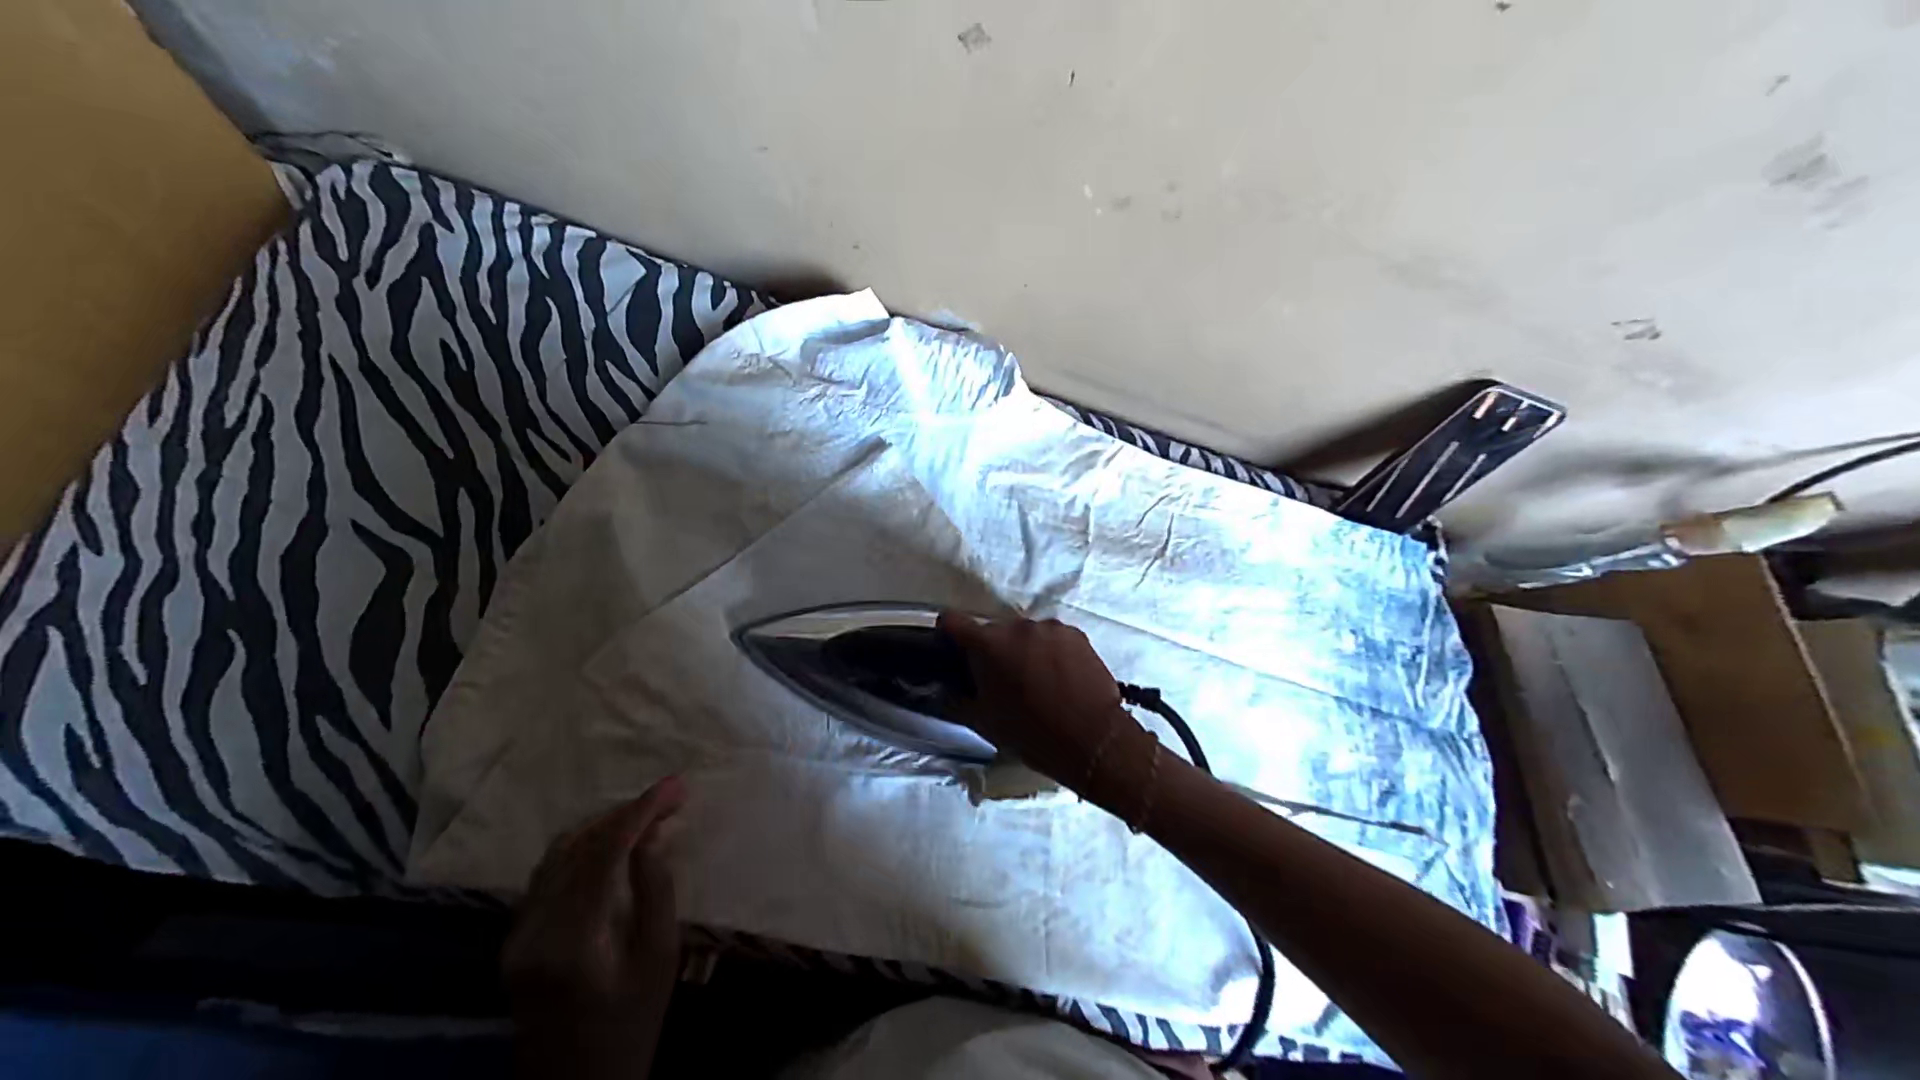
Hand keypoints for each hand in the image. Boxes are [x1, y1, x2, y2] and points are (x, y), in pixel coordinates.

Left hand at [503, 776, 685, 1079]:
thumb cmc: (632, 1024)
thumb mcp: (661, 958)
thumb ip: (656, 891)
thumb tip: (650, 837)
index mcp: (572, 940)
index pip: (604, 853)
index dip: (641, 811)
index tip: (676, 786)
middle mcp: (533, 931)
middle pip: (577, 847)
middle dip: (625, 812)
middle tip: (670, 796)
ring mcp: (516, 936)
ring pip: (556, 855)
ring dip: (602, 826)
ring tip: (646, 812)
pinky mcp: (514, 940)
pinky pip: (548, 875)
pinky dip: (583, 848)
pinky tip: (613, 842)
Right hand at [937, 612, 1146, 799]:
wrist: (1091, 739)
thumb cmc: (1030, 732)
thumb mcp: (983, 721)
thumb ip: (955, 699)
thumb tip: (942, 689)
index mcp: (987, 644)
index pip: (953, 621)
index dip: (948, 632)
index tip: (951, 648)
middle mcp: (1017, 626)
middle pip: (994, 632)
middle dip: (994, 651)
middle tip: (1002, 680)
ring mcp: (1050, 628)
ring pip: (1026, 635)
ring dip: (1024, 650)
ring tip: (1037, 681)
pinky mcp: (1076, 634)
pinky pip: (1053, 638)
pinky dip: (1051, 652)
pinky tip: (1061, 678)